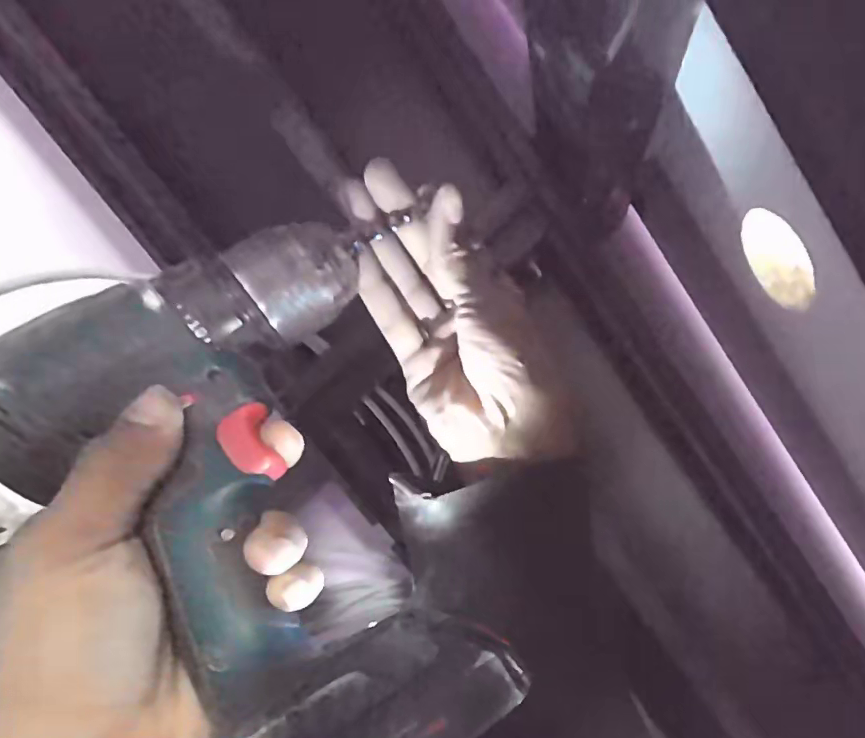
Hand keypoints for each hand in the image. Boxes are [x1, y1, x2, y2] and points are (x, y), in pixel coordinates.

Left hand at [0, 386, 313, 737]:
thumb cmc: (72, 644)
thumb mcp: (72, 547)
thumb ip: (115, 470)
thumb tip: (160, 394)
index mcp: (117, 515)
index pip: (173, 450)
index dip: (212, 424)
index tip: (248, 407)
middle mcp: (171, 541)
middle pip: (233, 484)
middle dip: (265, 465)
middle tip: (288, 452)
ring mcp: (217, 583)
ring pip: (269, 529)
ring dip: (280, 532)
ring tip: (268, 561)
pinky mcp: (252, 620)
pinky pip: (288, 582)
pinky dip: (296, 579)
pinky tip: (284, 592)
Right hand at [341, 159, 571, 463]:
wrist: (508, 433)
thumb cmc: (512, 363)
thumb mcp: (486, 304)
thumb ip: (456, 256)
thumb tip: (445, 195)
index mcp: (492, 292)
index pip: (456, 244)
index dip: (431, 215)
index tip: (409, 185)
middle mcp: (462, 308)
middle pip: (424, 258)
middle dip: (396, 220)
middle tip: (367, 178)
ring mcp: (435, 334)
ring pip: (403, 284)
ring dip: (379, 246)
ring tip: (351, 205)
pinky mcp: (414, 362)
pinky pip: (392, 320)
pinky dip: (375, 291)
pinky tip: (357, 256)